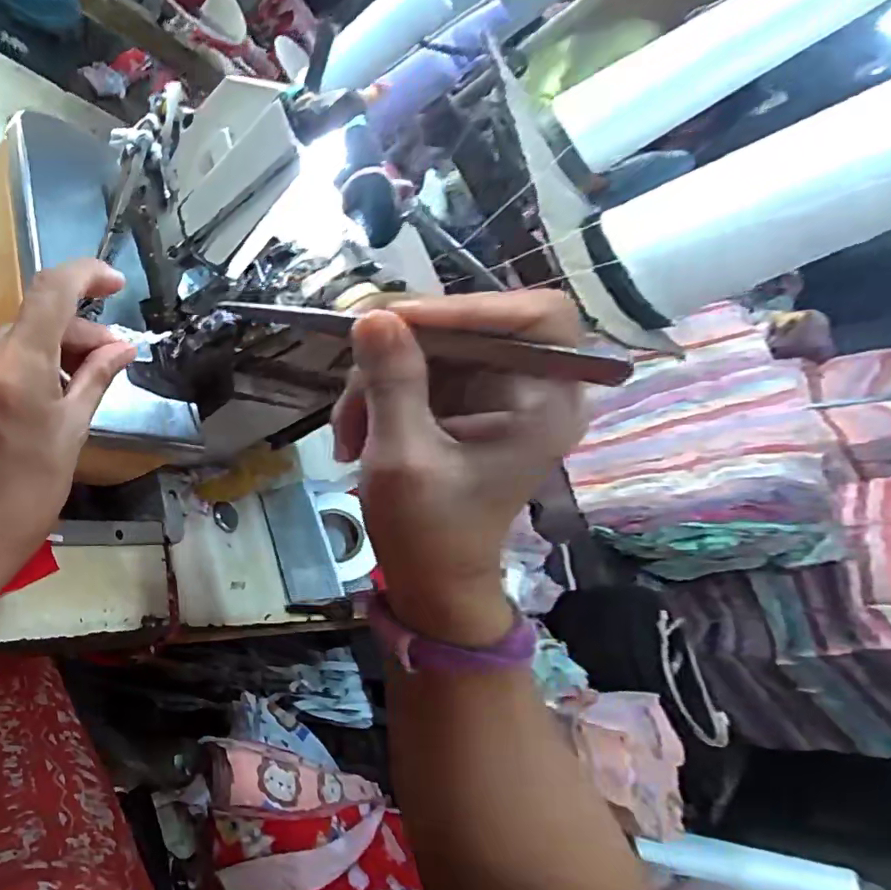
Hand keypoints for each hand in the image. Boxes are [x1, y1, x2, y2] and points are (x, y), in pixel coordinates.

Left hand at [0, 258, 137, 583]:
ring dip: (54, 346)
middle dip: (78, 330)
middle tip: (111, 358)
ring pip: (18, 337)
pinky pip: (0, 359)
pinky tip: (51, 390)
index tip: (115, 285)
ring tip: (85, 379)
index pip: (51, 290)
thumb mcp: (72, 431)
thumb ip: (96, 378)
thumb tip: (123, 347)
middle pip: (36, 317)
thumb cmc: (29, 491)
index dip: (87, 275)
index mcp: (17, 366)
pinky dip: (30, 362)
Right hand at [332, 291, 586, 644]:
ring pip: (426, 354)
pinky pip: (411, 377)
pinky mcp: (456, 409)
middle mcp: (526, 389)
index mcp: (544, 401)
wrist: (429, 582)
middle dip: (395, 360)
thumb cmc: (427, 531)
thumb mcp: (402, 457)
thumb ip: (392, 384)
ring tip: (346, 436)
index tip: (391, 323)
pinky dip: (373, 399)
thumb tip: (372, 317)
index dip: (464, 308)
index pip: (532, 316)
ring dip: (372, 386)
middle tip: (348, 393)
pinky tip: (353, 437)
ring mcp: (489, 398)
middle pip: (464, 332)